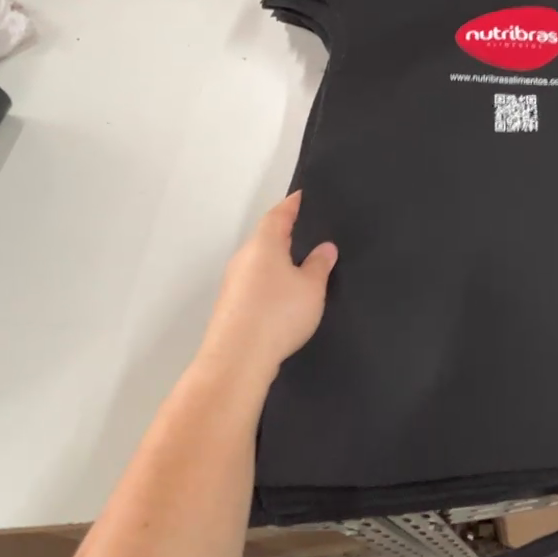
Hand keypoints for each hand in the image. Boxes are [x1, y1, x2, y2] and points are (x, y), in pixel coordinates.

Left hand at [198, 192, 337, 378]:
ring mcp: (234, 284)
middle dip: (287, 234)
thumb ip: (320, 264)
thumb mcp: (312, 286)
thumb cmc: (278, 313)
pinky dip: (272, 282)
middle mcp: (244, 259)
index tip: (303, 196)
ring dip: (279, 261)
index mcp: (264, 245)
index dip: (292, 205)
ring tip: (305, 265)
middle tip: (311, 231)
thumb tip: (325, 248)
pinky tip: (287, 296)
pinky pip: (256, 284)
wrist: (237, 359)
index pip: (278, 215)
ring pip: (261, 263)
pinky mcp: (232, 307)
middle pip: (267, 238)